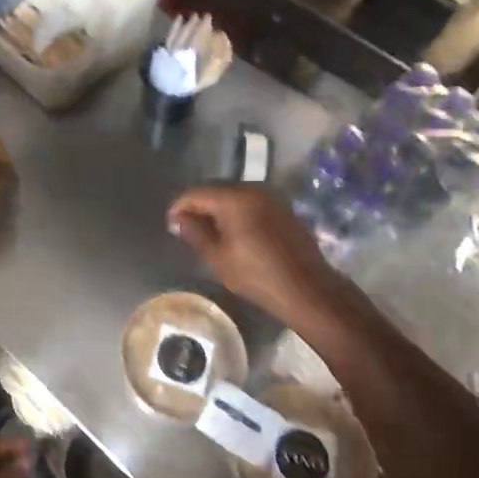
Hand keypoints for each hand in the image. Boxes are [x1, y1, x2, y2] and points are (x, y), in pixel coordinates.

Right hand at [167, 184, 344, 323]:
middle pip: (216, 189)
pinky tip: (234, 234)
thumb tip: (179, 218)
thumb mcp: (217, 258)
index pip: (196, 192)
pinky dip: (237, 213)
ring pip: (234, 196)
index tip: (171, 226)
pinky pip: (251, 203)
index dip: (179, 207)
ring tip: (209, 234)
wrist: (306, 288)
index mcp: (235, 199)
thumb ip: (195, 233)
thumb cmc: (256, 275)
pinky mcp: (284, 209)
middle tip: (187, 230)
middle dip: (199, 206)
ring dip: (218, 210)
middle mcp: (254, 190)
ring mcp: (272, 198)